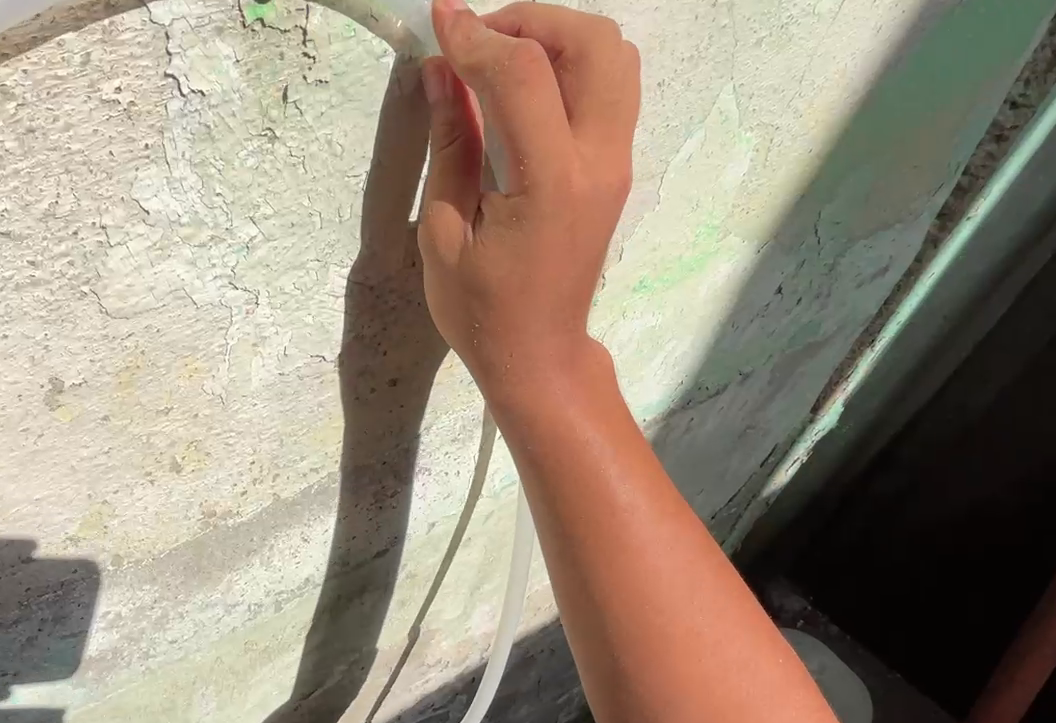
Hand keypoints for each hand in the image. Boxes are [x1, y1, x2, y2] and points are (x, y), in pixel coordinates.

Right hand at [416, 0, 640, 416]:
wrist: (538, 357)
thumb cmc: (481, 313)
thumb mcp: (445, 238)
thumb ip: (450, 148)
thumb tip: (444, 75)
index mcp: (549, 185)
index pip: (521, 75)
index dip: (475, 36)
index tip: (438, 20)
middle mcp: (598, 162)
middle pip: (591, 43)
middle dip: (530, 21)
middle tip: (478, 42)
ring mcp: (616, 164)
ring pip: (613, 56)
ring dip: (558, 37)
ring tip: (503, 60)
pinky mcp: (616, 169)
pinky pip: (610, 88)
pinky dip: (572, 66)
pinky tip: (527, 90)